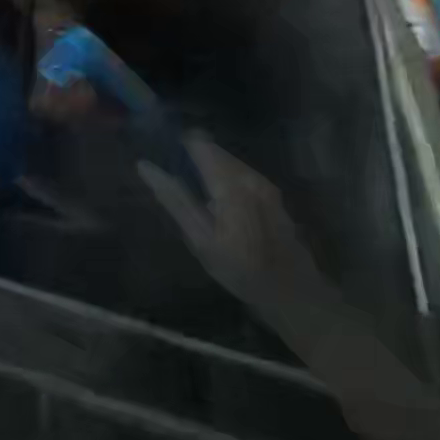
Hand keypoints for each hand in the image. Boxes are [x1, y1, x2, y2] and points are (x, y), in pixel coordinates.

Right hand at [139, 132, 318, 305]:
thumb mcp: (201, 240)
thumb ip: (174, 199)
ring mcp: (264, 183)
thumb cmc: (242, 270)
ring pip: (227, 161)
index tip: (164, 157)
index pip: (198, 145)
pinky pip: (240, 172)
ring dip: (209, 169)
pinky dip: (225, 178)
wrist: (295, 295)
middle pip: (214, 151)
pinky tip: (220, 204)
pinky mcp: (272, 192)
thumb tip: (145, 166)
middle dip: (193, 160)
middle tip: (178, 184)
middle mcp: (249, 176)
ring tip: (197, 196)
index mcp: (230, 184)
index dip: (179, 147)